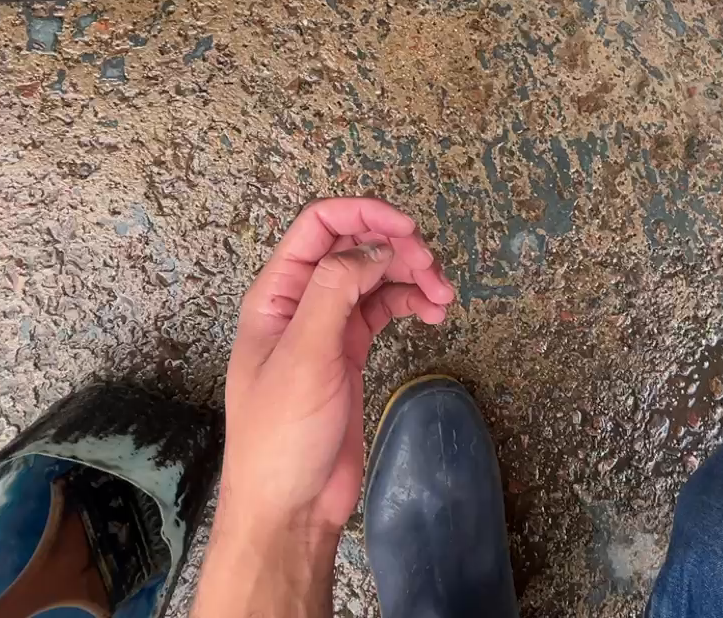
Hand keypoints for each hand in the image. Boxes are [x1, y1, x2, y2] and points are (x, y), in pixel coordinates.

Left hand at [219, 198, 454, 537]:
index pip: (320, 224)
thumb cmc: (282, 433)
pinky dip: (412, 302)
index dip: (365, 213)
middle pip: (355, 245)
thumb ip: (335, 290)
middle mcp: (304, 298)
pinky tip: (434, 314)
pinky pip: (386, 307)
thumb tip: (376, 249)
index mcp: (279, 291)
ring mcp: (329, 322)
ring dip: (412, 275)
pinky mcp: (352, 347)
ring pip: (376, 274)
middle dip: (397, 247)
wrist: (290, 509)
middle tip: (432, 268)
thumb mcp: (304, 356)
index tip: (408, 228)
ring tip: (443, 295)